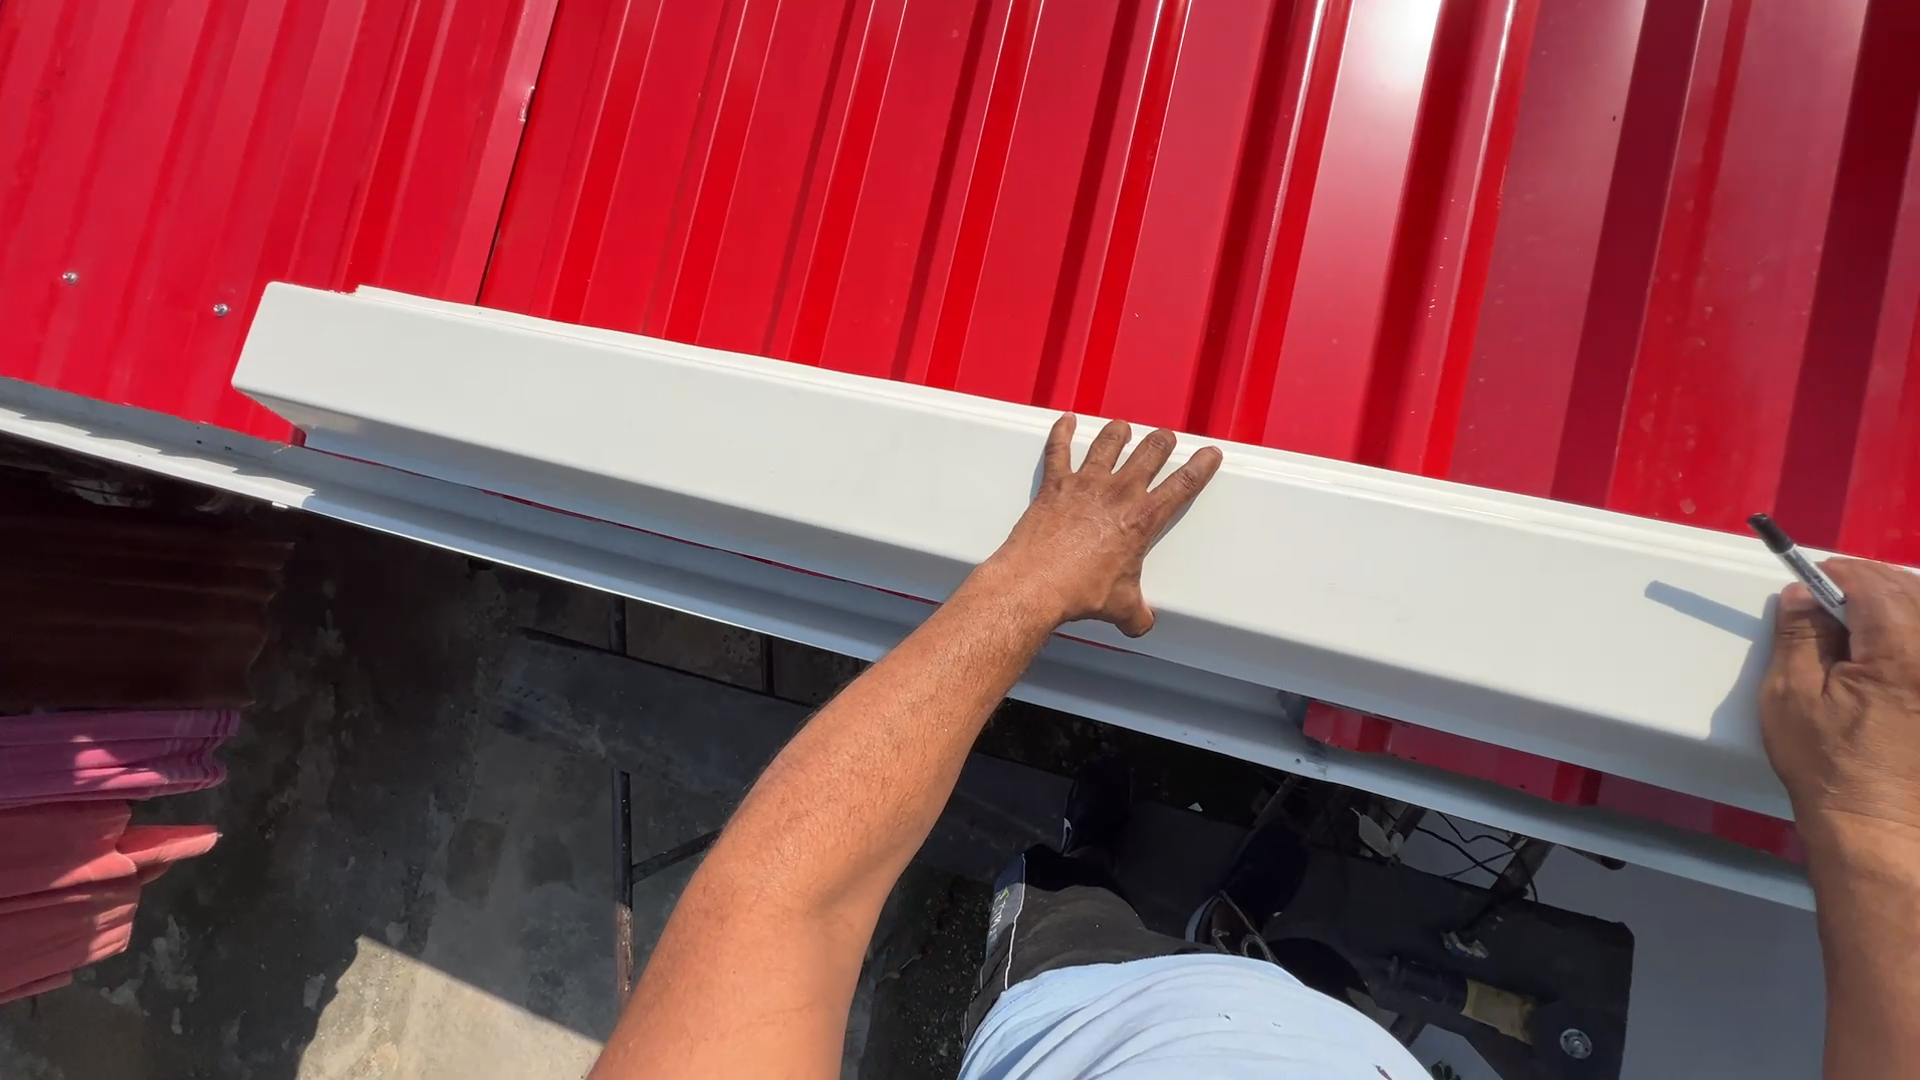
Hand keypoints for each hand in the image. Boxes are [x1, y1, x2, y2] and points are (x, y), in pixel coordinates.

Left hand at [978, 414, 1222, 636]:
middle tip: (1166, 436)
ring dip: (1118, 432)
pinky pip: (1059, 449)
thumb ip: (1136, 614)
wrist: (1037, 583)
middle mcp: (1117, 494)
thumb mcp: (1120, 607)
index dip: (1199, 467)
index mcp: (1141, 520)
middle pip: (1148, 453)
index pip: (1181, 486)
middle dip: (1161, 441)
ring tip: (1124, 426)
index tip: (1209, 454)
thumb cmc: (1079, 592)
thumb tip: (1140, 625)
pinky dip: (1062, 432)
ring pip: (1108, 444)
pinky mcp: (1054, 485)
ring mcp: (1085, 485)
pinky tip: (1066, 420)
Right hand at [1761, 559, 1919, 833]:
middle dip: (1877, 583)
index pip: (1878, 590)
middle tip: (1835, 588)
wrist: (1882, 819)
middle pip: (1919, 598)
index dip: (1843, 573)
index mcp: (1901, 658)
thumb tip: (1802, 595)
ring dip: (1905, 606)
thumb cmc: (1825, 757)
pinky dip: (1915, 632)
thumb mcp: (1791, 693)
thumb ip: (1800, 637)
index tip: (1815, 571)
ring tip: (1867, 612)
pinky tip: (1895, 643)